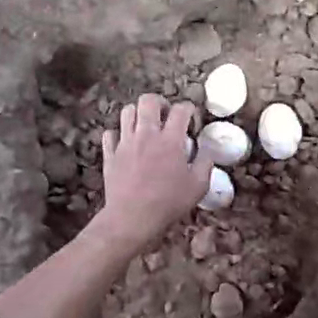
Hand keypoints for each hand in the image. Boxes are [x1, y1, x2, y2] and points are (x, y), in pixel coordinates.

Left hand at [89, 93, 209, 252]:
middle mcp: (146, 134)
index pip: (181, 109)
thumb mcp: (198, 186)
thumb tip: (207, 151)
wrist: (132, 218)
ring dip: (138, 115)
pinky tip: (126, 143)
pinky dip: (118, 134)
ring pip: (127, 111)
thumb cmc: (168, 203)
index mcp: (170, 140)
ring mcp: (125, 143)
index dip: (189, 110)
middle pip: (148, 100)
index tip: (191, 123)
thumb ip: (205, 163)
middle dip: (160, 103)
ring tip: (146, 127)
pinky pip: (110, 134)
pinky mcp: (110, 154)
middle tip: (165, 116)